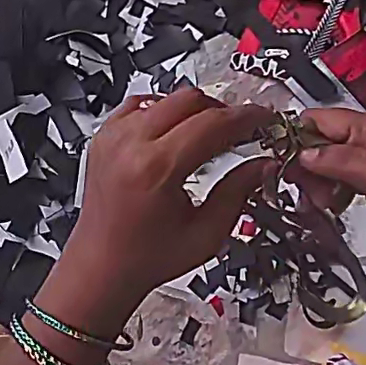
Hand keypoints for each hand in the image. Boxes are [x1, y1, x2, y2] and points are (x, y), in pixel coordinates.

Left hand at [38, 89, 274, 335]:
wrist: (101, 266)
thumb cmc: (143, 257)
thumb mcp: (205, 234)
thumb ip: (237, 193)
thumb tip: (261, 165)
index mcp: (156, 169)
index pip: (213, 123)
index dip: (247, 117)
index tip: (264, 119)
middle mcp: (129, 146)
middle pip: (190, 100)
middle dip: (223, 110)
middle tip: (241, 128)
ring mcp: (112, 139)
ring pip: (165, 98)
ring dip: (194, 109)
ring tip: (210, 132)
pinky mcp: (103, 139)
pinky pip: (137, 105)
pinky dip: (162, 109)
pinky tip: (175, 128)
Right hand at [292, 108, 365, 301]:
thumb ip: (347, 161)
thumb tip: (304, 152)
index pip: (319, 119)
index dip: (294, 138)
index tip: (281, 166)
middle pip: (317, 139)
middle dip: (304, 165)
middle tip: (308, 194)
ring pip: (323, 160)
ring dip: (314, 182)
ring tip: (321, 205)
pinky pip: (337, 178)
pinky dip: (327, 192)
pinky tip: (330, 207)